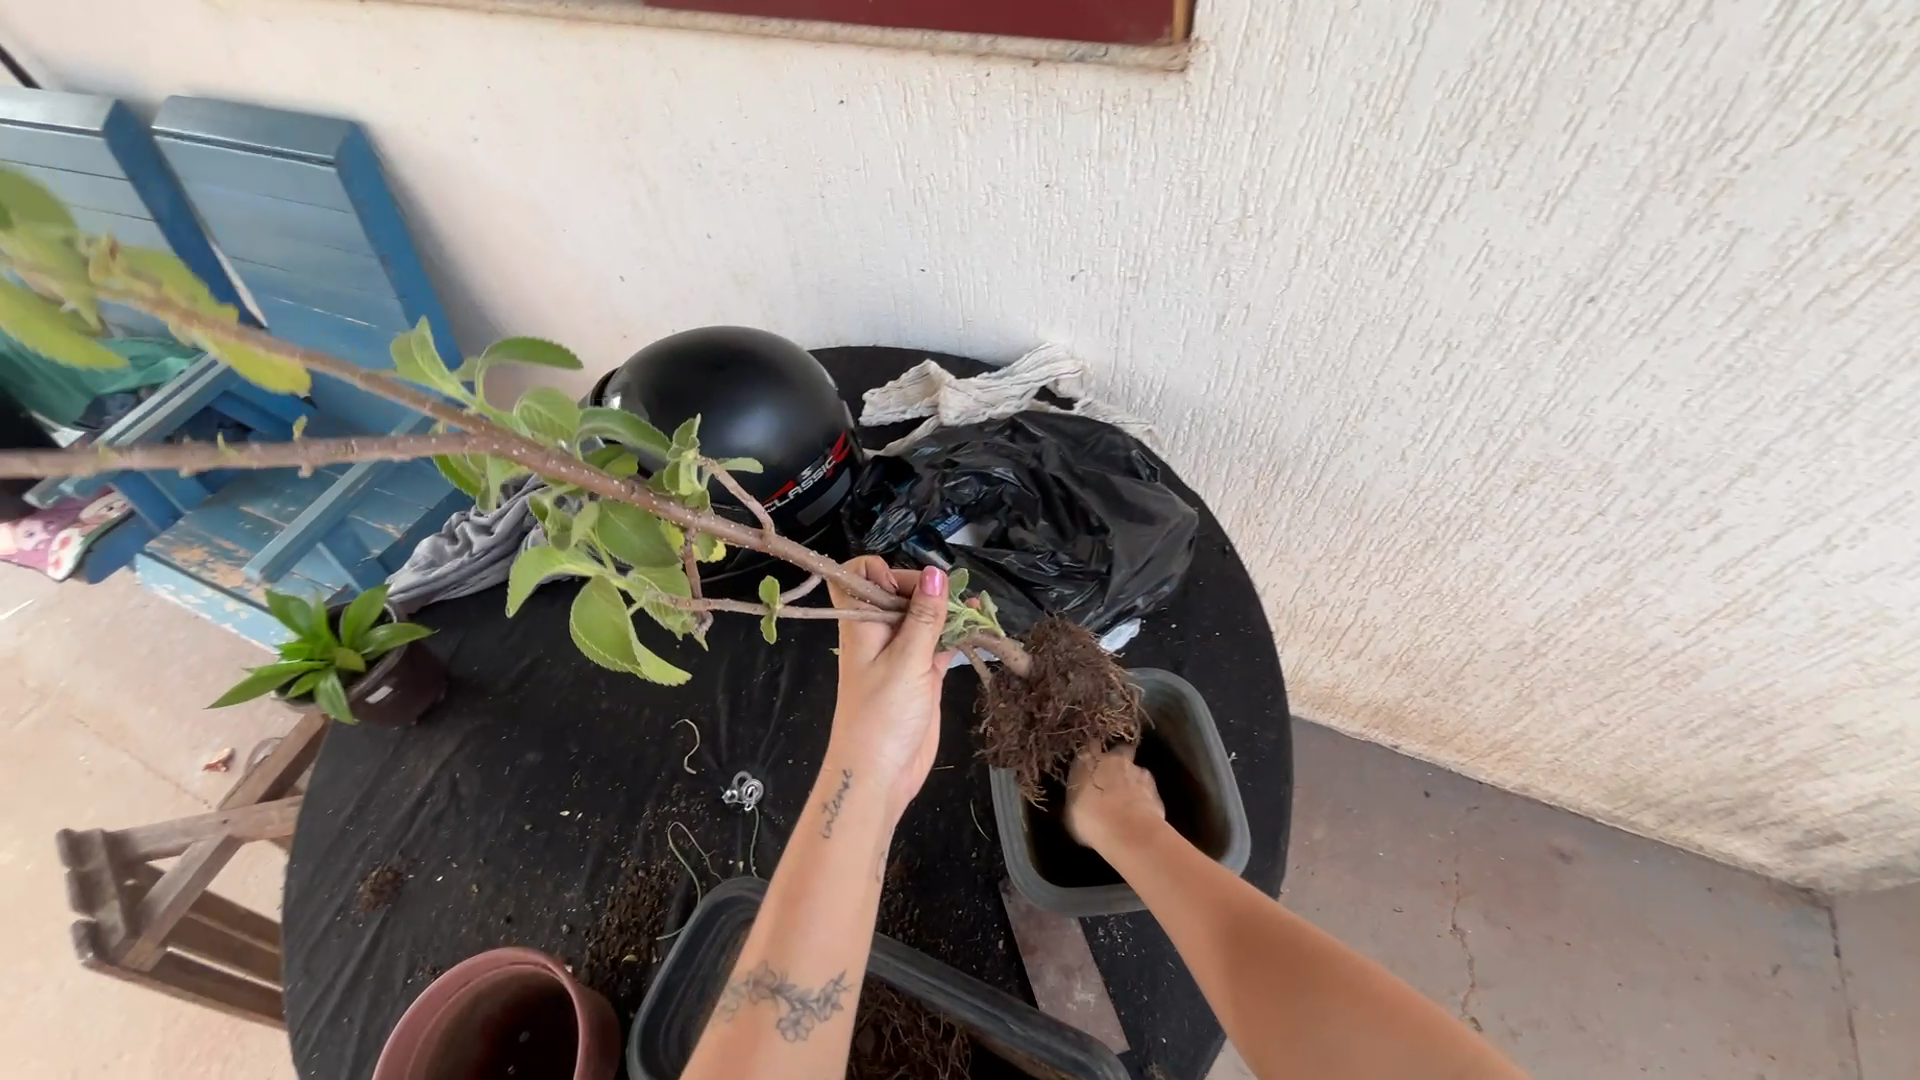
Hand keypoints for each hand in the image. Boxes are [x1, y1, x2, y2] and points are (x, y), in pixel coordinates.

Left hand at [825, 556, 953, 825]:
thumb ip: (924, 617)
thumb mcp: (906, 661)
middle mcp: (880, 632)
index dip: (880, 572)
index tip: (906, 586)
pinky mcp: (922, 672)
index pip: (858, 577)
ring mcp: (902, 652)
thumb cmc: (882, 715)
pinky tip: (978, 625)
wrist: (880, 775)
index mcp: (862, 623)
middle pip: (898, 591)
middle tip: (950, 598)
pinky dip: (957, 632)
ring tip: (974, 606)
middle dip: (926, 587)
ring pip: (924, 615)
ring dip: (947, 608)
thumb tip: (935, 572)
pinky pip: (940, 640)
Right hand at [1064, 743, 1166, 851]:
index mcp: (1086, 762)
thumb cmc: (1091, 822)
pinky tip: (1142, 806)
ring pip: (1134, 767)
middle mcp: (1111, 759)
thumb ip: (1077, 799)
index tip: (1090, 766)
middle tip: (1113, 776)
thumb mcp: (1072, 813)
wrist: (1128, 831)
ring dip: (1132, 777)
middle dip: (1117, 759)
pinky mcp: (1153, 784)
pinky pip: (1147, 784)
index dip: (1091, 756)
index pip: (1088, 748)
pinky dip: (1144, 792)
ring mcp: (1134, 770)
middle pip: (1117, 749)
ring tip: (1129, 795)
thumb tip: (1079, 800)